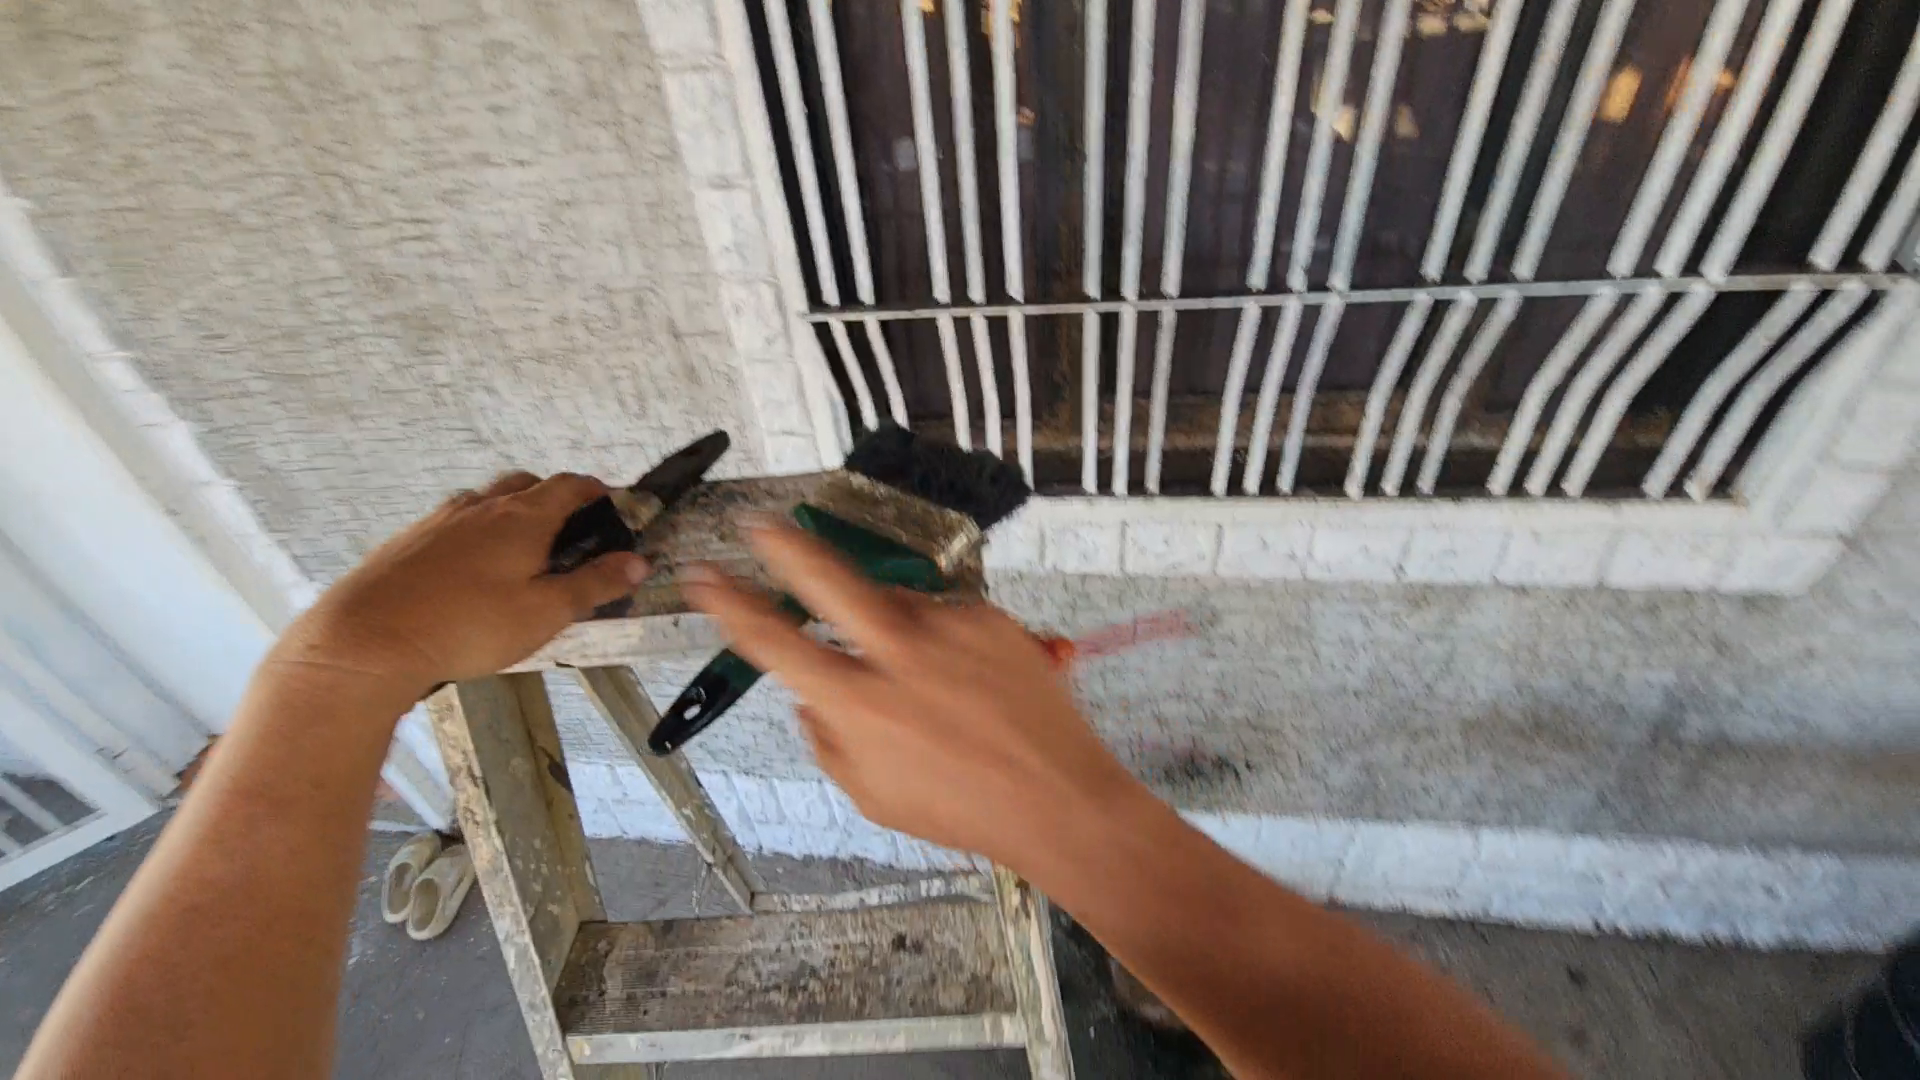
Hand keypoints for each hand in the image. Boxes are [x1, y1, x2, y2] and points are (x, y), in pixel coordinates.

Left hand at [269, 472, 650, 699]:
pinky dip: (477, 535)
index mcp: (522, 517)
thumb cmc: (470, 625)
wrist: (364, 642)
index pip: (569, 485)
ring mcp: (438, 521)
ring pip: (486, 502)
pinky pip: (455, 524)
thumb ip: (595, 584)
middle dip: (554, 497)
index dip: (597, 490)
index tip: (615, 504)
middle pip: (526, 484)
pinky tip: (473, 573)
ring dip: (512, 514)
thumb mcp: (547, 612)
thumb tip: (640, 561)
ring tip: (523, 553)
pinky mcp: (406, 542)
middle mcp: (481, 507)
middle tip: (571, 531)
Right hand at [682, 522, 1148, 870]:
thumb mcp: (874, 795)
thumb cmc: (959, 809)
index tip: (705, 576)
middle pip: (827, 579)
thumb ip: (829, 741)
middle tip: (758, 523)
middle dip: (784, 546)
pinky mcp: (988, 616)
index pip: (775, 643)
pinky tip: (964, 675)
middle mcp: (898, 652)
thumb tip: (808, 697)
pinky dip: (939, 638)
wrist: (1058, 797)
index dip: (731, 605)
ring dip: (889, 625)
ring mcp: (948, 626)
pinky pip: (943, 615)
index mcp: (858, 704)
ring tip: (925, 673)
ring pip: (894, 603)